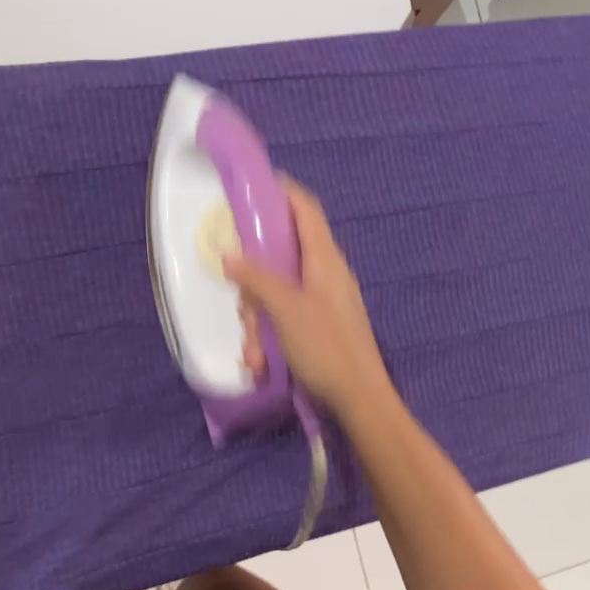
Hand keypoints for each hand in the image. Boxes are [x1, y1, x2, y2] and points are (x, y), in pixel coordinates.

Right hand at [225, 178, 395, 418]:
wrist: (360, 400)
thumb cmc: (325, 347)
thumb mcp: (285, 309)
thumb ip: (257, 279)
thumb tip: (229, 254)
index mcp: (325, 259)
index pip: (305, 209)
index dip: (282, 193)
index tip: (252, 190)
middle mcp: (327, 276)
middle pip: (280, 259)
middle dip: (254, 290)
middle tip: (245, 313)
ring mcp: (325, 304)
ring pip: (277, 298)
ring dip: (259, 328)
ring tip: (256, 357)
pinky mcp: (321, 330)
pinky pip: (286, 324)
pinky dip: (271, 343)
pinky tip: (264, 368)